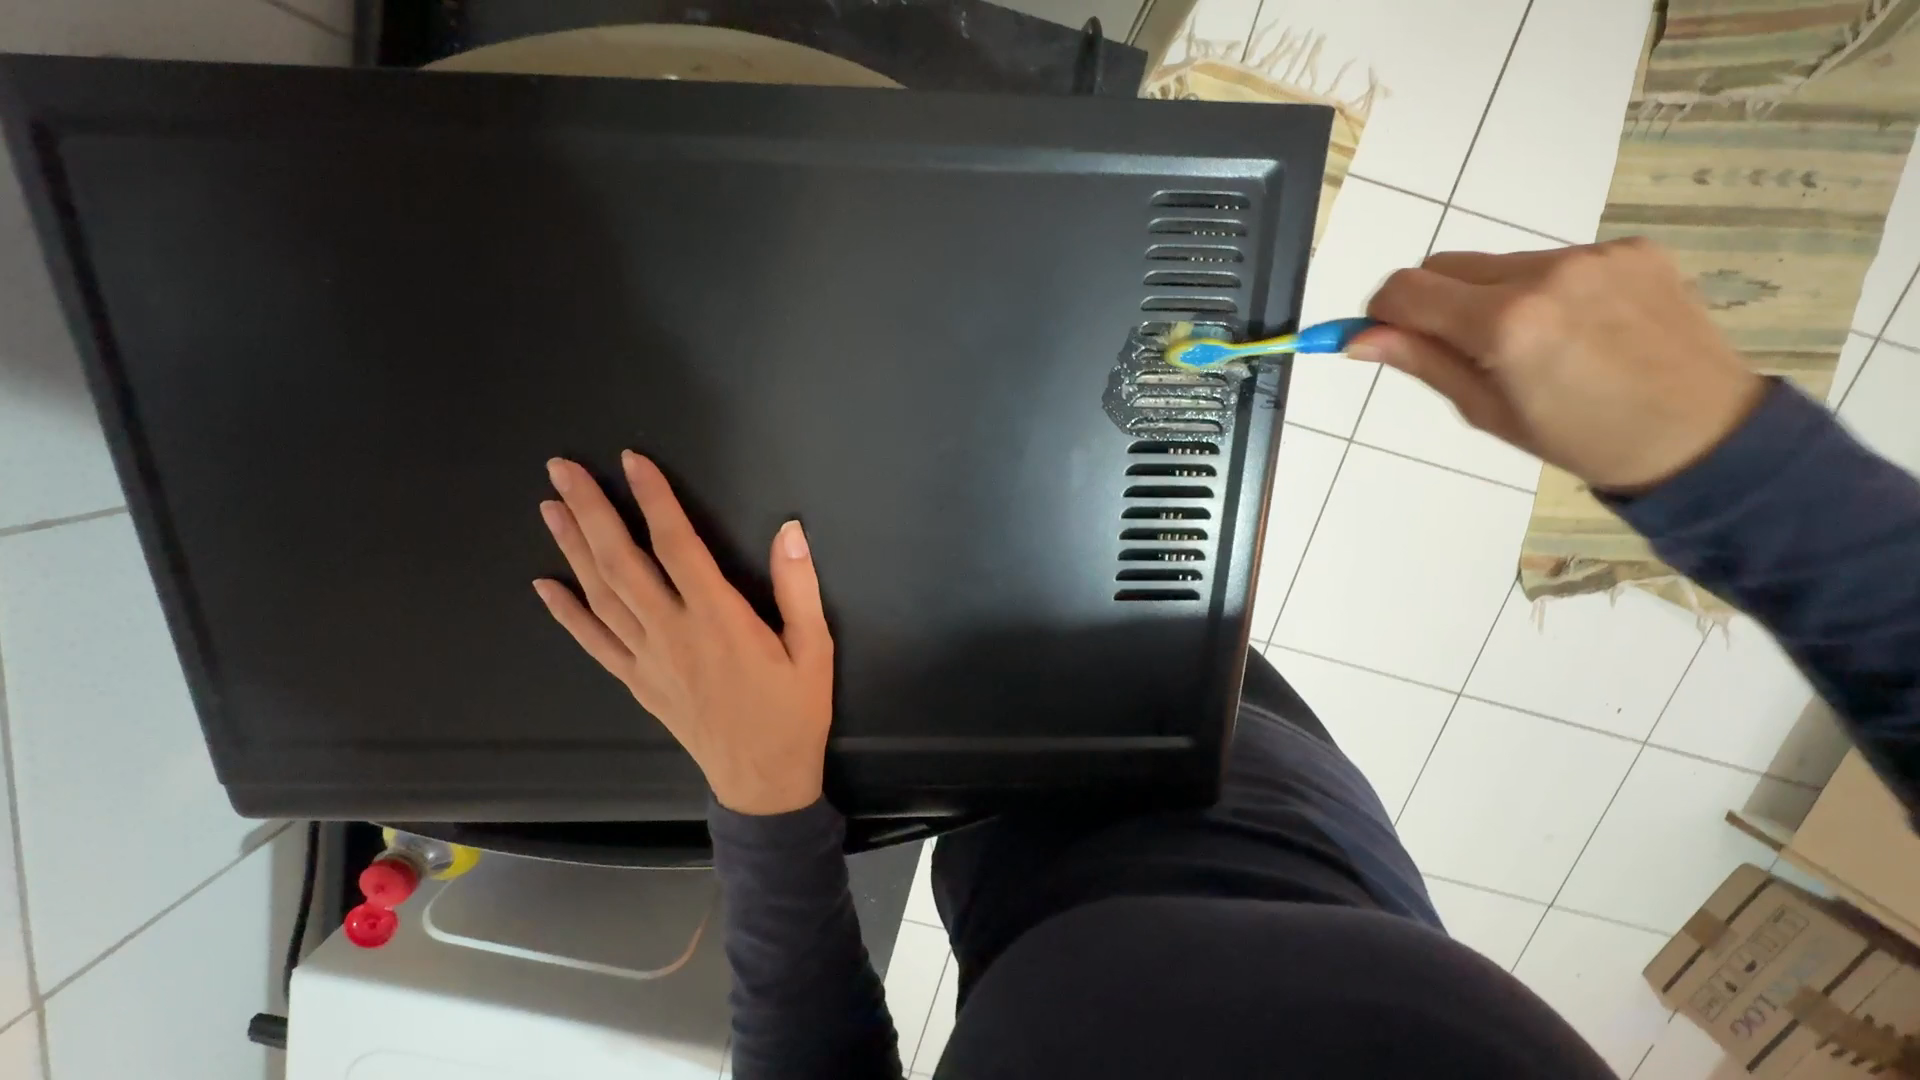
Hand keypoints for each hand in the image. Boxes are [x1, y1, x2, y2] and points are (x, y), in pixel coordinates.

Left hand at [533, 452, 833, 815]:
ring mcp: (647, 660)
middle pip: (622, 562)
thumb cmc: (794, 711)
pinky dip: (567, 614)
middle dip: (591, 512)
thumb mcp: (814, 648)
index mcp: (719, 619)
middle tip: (562, 469)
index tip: (633, 461)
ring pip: (601, 596)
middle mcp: (673, 633)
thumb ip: (799, 586)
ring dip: (572, 549)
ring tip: (550, 506)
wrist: (764, 781)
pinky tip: (545, 585)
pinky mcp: (637, 683)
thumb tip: (789, 529)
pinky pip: (594, 644)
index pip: (677, 545)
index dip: (654, 499)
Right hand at [1350, 237, 1765, 492]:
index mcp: (1506, 324)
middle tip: (1454, 347)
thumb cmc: (1578, 437)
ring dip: (1486, 295)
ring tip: (1527, 342)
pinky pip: (1551, 259)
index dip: (1381, 312)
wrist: (1700, 432)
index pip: (1406, 290)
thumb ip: (1422, 362)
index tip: (1384, 337)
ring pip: (1497, 262)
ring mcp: (1593, 255)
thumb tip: (1358, 340)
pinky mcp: (1630, 247)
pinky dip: (1539, 288)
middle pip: (1444, 265)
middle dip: (1431, 301)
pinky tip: (1571, 326)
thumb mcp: (1485, 411)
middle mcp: (1546, 273)